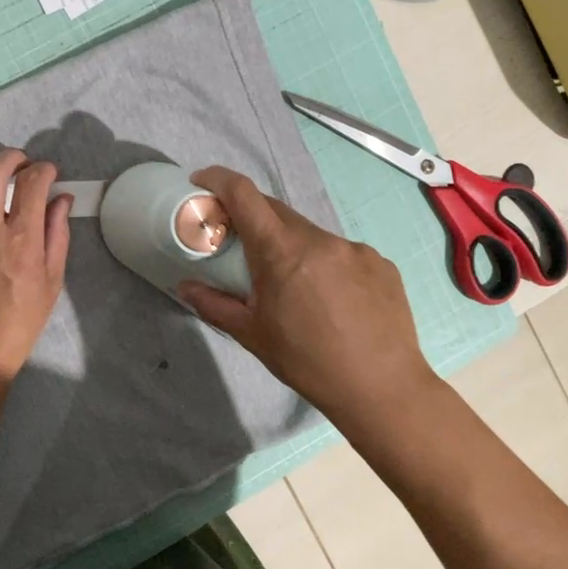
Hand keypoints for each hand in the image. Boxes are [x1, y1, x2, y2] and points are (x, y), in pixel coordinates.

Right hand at [177, 166, 436, 422]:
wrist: (382, 389)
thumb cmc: (307, 362)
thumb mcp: (251, 335)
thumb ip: (213, 304)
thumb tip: (185, 286)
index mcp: (281, 252)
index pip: (245, 194)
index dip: (219, 179)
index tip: (202, 181)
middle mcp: (319, 239)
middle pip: (276, 211)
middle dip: (252, 217)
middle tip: (238, 242)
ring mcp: (355, 249)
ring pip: (310, 233)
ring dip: (291, 244)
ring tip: (290, 282)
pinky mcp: (380, 263)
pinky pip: (341, 252)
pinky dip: (325, 263)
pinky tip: (330, 298)